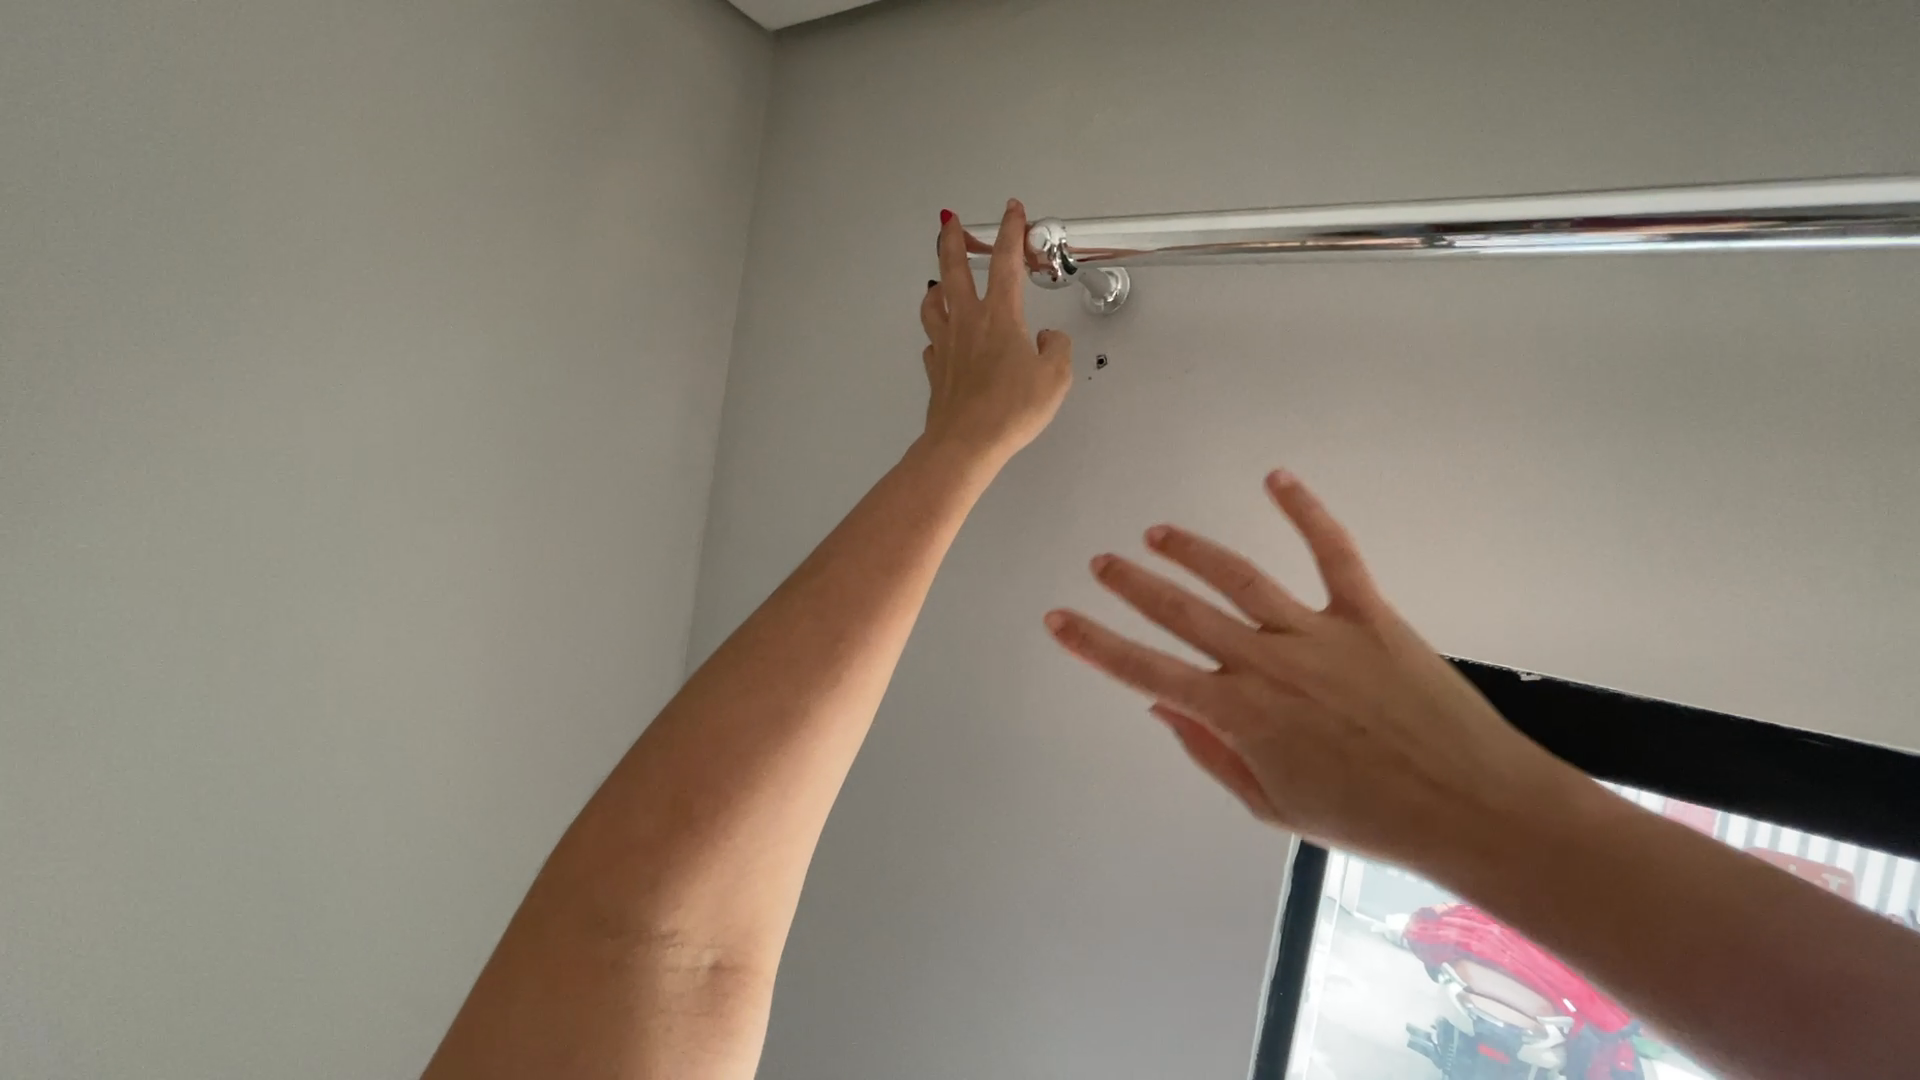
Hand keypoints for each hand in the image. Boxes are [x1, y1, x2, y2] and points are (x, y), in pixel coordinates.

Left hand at [918, 199, 1071, 464]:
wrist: (967, 442)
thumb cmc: (1011, 409)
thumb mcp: (1054, 377)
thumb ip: (1056, 348)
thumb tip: (1047, 339)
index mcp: (1000, 316)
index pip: (1006, 262)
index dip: (1011, 231)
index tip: (1012, 212)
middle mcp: (968, 323)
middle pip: (955, 269)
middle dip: (954, 240)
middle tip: (951, 222)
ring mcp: (945, 345)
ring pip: (933, 302)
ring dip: (937, 284)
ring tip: (939, 280)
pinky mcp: (935, 370)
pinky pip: (931, 341)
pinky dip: (936, 332)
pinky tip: (940, 338)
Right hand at [1042, 470, 1590, 873]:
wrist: (1472, 808)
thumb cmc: (1368, 818)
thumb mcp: (1272, 804)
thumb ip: (1210, 753)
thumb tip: (1163, 707)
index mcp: (1239, 714)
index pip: (1143, 671)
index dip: (1093, 644)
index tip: (1058, 620)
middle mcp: (1265, 664)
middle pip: (1180, 614)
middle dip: (1131, 586)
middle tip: (1101, 563)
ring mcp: (1315, 633)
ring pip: (1237, 578)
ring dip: (1190, 551)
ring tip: (1156, 533)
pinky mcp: (1366, 614)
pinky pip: (1332, 553)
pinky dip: (1304, 512)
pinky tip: (1276, 478)